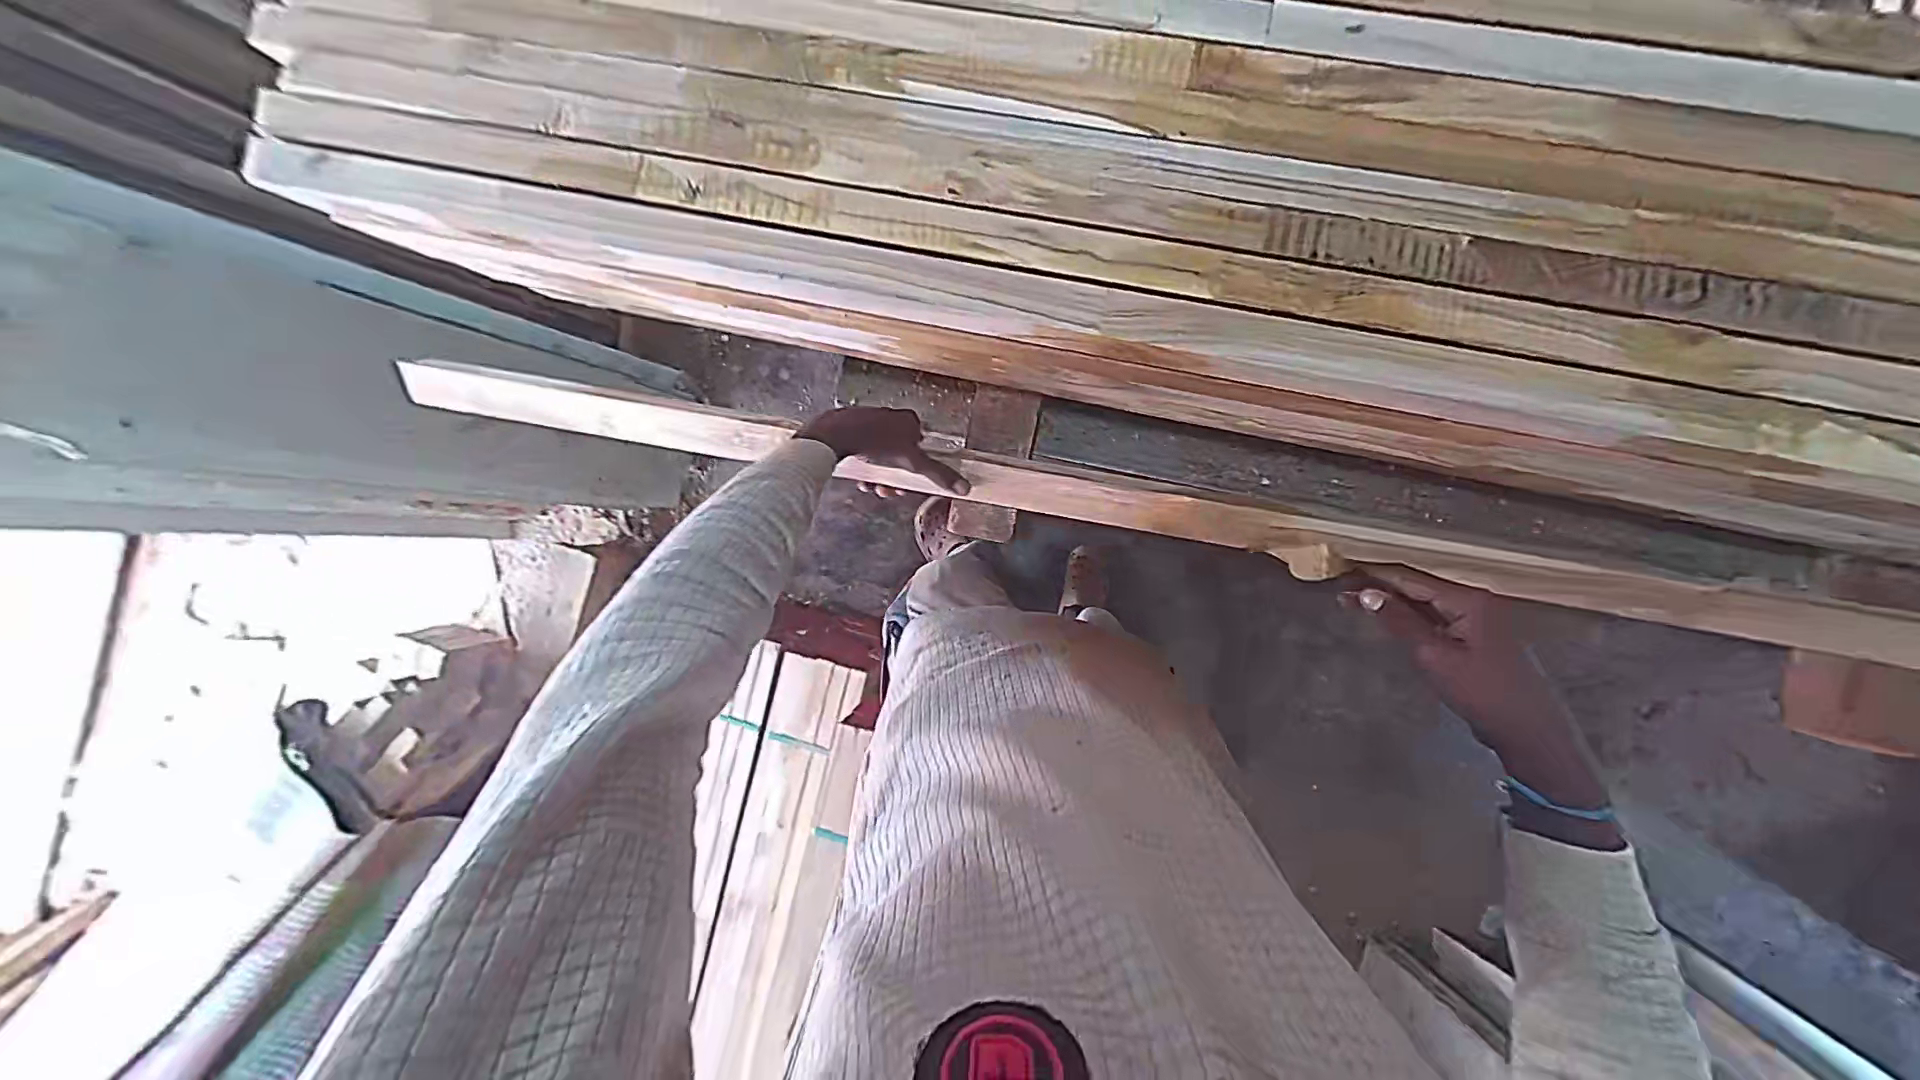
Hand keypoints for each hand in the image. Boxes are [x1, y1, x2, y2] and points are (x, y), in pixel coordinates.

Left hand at [793, 407, 969, 496]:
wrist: (835, 436)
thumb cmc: (875, 443)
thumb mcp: (912, 463)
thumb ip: (938, 475)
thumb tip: (964, 486)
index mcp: (908, 420)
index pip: (921, 445)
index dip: (916, 467)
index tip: (910, 480)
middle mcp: (889, 417)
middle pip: (900, 455)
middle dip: (895, 476)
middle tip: (889, 488)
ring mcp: (869, 421)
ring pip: (880, 456)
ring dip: (879, 475)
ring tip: (873, 486)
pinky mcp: (849, 429)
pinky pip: (862, 452)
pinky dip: (863, 468)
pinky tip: (861, 479)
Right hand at [1342, 566, 1621, 848]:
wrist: (1527, 729)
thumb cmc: (1481, 690)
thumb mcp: (1433, 654)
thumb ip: (1400, 620)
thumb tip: (1367, 592)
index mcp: (1467, 599)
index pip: (1410, 579)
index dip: (1373, 576)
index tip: (1341, 574)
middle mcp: (1474, 600)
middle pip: (1417, 585)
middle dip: (1378, 585)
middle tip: (1340, 587)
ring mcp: (1476, 618)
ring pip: (1423, 600)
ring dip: (1389, 599)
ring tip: (1352, 599)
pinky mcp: (1473, 635)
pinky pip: (1433, 614)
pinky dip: (1406, 613)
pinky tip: (1385, 614)